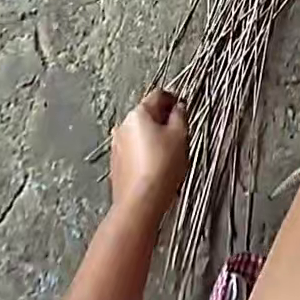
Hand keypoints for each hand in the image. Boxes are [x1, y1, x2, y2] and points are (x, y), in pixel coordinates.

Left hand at [109, 89, 187, 220]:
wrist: (140, 204)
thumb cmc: (161, 167)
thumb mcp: (180, 134)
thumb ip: (180, 114)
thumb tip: (179, 108)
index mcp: (138, 114)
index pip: (158, 95)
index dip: (174, 99)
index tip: (183, 108)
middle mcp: (123, 127)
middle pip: (147, 113)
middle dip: (164, 119)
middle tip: (180, 131)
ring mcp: (117, 147)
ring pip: (140, 133)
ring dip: (154, 136)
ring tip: (170, 151)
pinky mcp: (116, 165)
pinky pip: (134, 150)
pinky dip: (146, 152)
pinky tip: (157, 164)